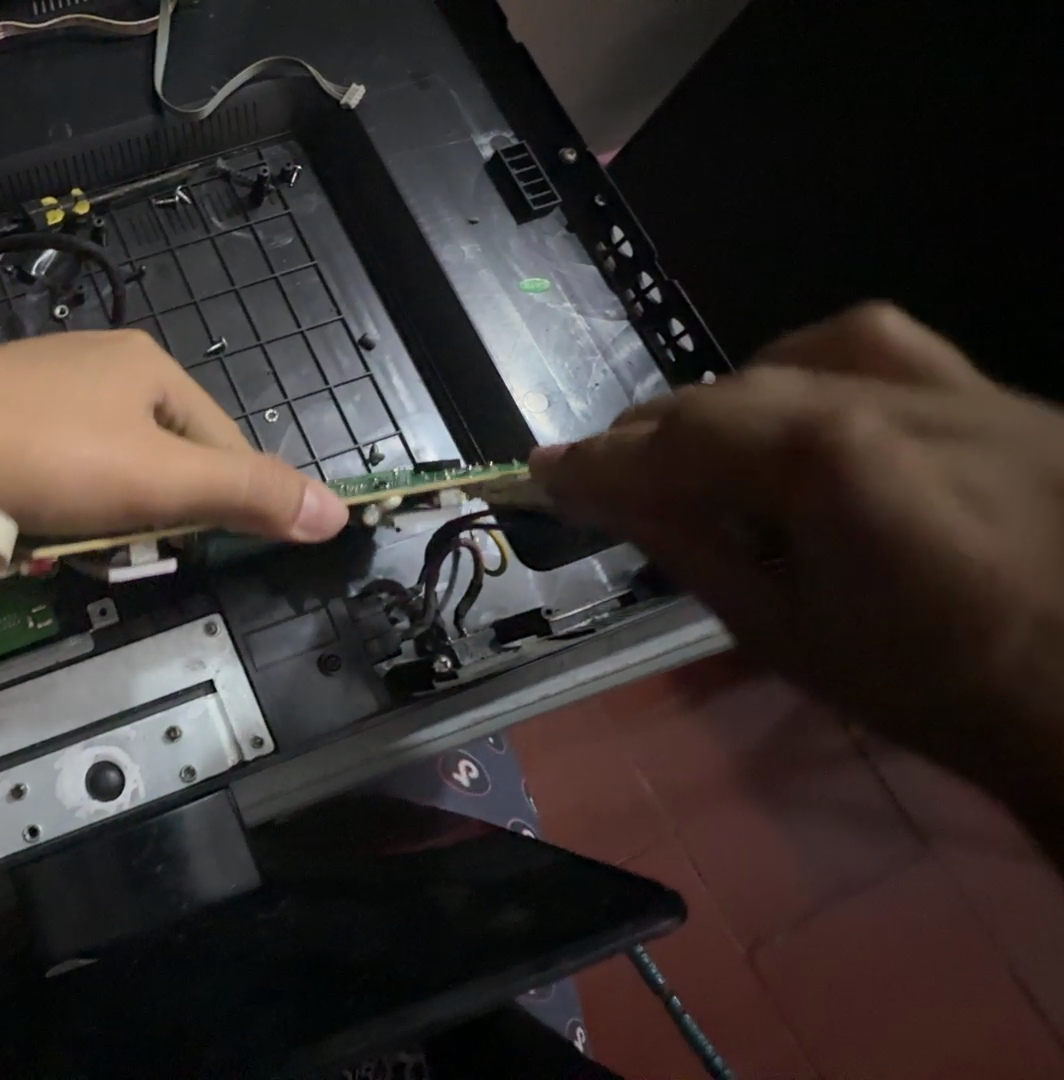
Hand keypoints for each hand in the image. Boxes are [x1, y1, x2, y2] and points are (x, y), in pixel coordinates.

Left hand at [0, 328, 348, 541]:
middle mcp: (98, 362)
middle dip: (147, 510)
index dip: (226, 500)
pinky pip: (51, 464)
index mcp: (148, 364)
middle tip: (115, 545)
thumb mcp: (157, 480)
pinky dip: (52, 499)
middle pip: (160, 454)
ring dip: (97, 513)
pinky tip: (25, 519)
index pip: (222, 440)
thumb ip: (246, 494)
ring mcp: (40, 384)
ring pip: (103, 464)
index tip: (206, 547)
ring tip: (61, 537)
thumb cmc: (45, 456)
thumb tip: (337, 512)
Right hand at [531, 304, 1063, 805]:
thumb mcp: (776, 627)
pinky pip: (885, 349)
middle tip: (606, 480)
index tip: (541, 475)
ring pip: (799, 356)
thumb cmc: (932, 688)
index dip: (595, 462)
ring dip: (719, 401)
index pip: (675, 444)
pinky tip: (795, 410)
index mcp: (834, 470)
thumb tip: (595, 494)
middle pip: (726, 397)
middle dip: (647, 437)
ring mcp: (964, 393)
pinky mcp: (1006, 396)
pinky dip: (808, 367)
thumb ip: (682, 541)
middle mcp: (897, 407)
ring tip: (696, 446)